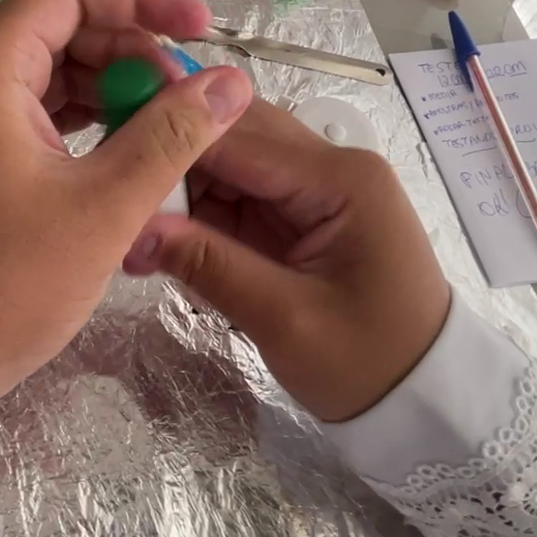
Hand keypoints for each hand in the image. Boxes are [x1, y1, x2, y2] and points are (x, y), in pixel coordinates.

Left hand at [0, 0, 254, 420]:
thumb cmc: (5, 286)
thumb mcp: (104, 209)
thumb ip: (173, 135)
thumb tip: (232, 82)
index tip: (200, 29)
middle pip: (62, 27)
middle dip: (133, 51)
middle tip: (190, 99)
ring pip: (51, 71)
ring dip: (112, 88)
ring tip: (167, 127)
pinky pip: (34, 110)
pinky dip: (83, 120)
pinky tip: (126, 149)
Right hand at [121, 99, 452, 421]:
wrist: (424, 399)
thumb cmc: (368, 363)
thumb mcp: (286, 319)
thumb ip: (209, 266)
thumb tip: (134, 230)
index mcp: (339, 179)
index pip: (239, 137)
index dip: (173, 139)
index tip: (112, 149)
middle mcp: (330, 166)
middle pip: (235, 137)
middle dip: (175, 160)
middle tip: (118, 187)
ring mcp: (317, 188)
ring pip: (232, 163)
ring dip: (184, 188)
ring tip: (134, 222)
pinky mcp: (303, 212)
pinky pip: (241, 195)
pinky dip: (202, 213)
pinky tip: (166, 237)